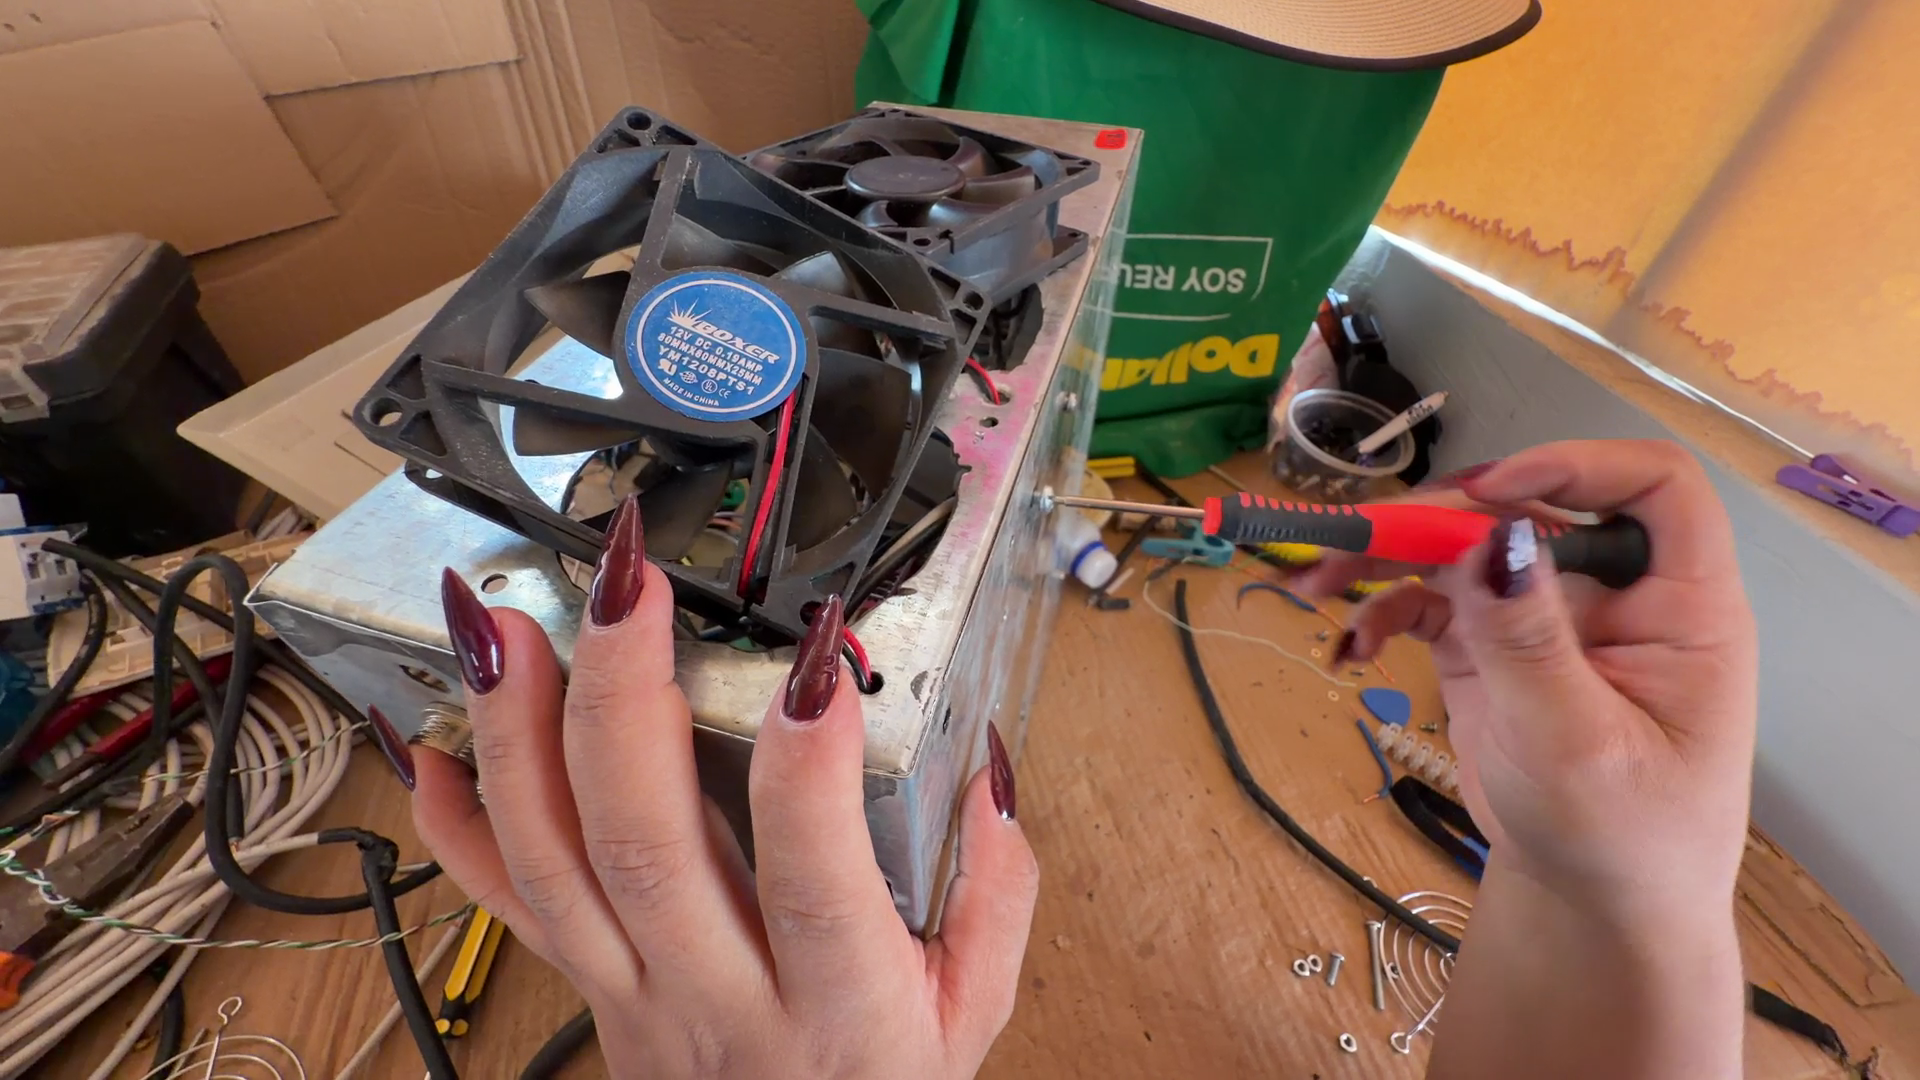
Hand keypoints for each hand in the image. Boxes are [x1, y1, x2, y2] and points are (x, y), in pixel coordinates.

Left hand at [404, 495, 1039, 1076]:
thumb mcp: (977, 1008)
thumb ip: (998, 891)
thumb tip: (985, 774)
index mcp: (834, 996)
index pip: (812, 876)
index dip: (807, 767)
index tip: (819, 659)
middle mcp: (714, 989)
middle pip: (647, 846)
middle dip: (627, 698)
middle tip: (629, 590)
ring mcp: (630, 986)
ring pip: (554, 863)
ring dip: (522, 735)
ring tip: (507, 627)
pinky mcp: (587, 982)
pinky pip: (502, 907)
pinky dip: (456, 824)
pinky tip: (431, 744)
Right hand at [1295, 441, 1758, 918]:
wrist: (1582, 890)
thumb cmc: (1616, 829)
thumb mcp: (1572, 739)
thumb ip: (1528, 639)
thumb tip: (1489, 540)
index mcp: (1671, 605)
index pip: (1649, 490)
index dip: (1572, 467)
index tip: (1485, 491)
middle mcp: (1600, 592)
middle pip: (1512, 514)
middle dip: (1426, 524)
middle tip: (1347, 543)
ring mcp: (1532, 614)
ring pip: (1451, 551)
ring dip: (1377, 562)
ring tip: (1315, 586)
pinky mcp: (1480, 641)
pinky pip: (1421, 601)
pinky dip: (1376, 615)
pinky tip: (1350, 648)